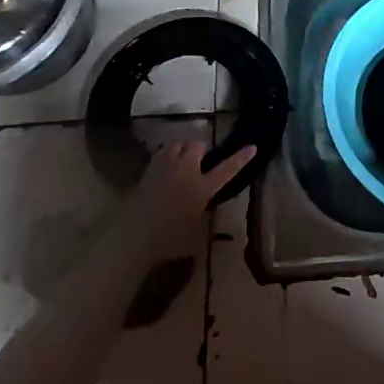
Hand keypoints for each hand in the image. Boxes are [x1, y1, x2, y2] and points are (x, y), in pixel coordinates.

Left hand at [114, 141, 255, 252]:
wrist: (132, 235)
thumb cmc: (169, 239)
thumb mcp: (194, 231)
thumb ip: (202, 214)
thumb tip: (204, 208)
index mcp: (202, 187)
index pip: (227, 169)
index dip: (241, 158)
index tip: (251, 146)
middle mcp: (185, 171)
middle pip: (196, 145)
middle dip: (201, 149)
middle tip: (202, 160)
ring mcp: (164, 168)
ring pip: (176, 144)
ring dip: (182, 148)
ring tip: (182, 159)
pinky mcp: (147, 172)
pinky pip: (160, 155)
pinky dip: (166, 156)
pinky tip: (166, 168)